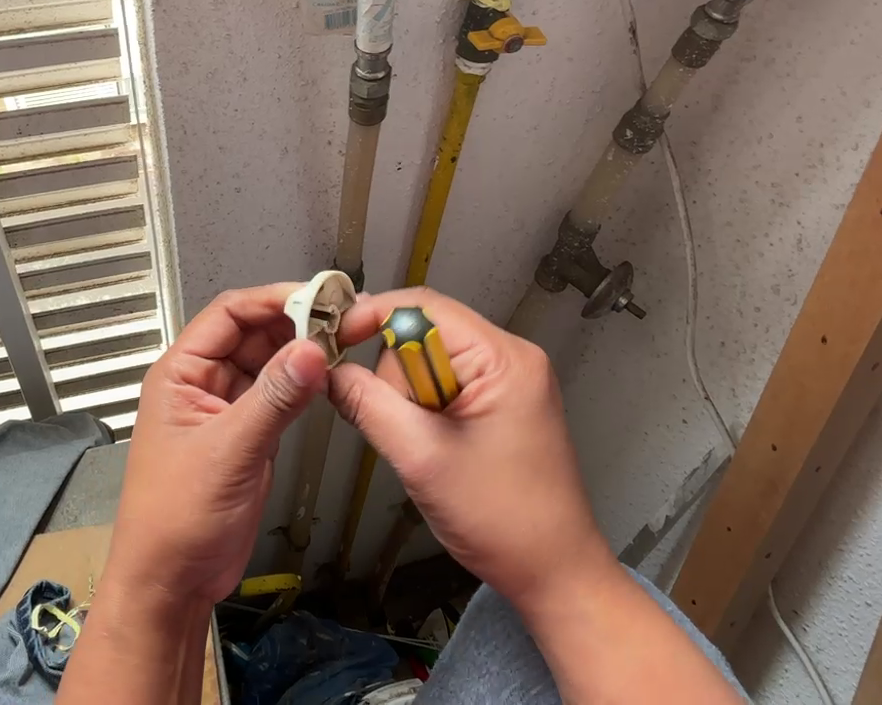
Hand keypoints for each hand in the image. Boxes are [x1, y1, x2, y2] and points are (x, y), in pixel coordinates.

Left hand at [110, 284, 329, 604]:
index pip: (229, 313)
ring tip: (347, 338)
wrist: (171, 582)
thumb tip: (313, 349)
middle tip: (346, 316)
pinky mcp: (247, 432)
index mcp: (180, 371)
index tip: (320, 297)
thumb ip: (273, 398)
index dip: (273, 298)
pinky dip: (302, 383)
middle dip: (296, 321)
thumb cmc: (178, 516)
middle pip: (253, 332)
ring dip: (302, 350)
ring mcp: (225, 405)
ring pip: (268, 361)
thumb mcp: (228, 451)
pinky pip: (277, 393)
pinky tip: (328, 374)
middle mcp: (202, 380)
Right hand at [330, 287, 614, 607]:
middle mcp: (509, 357)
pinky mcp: (500, 402)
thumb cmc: (501, 518)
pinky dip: (423, 408)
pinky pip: (443, 382)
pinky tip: (431, 443)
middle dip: (396, 376)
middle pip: (422, 332)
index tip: (332, 343)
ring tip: (424, 446)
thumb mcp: (421, 456)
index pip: (421, 306)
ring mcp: (507, 380)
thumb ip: (368, 404)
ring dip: (409, 397)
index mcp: (502, 358)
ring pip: (427, 360)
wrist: (555, 575)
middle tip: (402, 427)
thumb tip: (326, 371)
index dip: (369, 317)